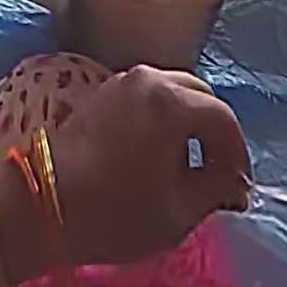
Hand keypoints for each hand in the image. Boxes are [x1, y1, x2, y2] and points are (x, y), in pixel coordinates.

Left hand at [52, 65, 249, 265]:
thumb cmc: (119, 206)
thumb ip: (216, 187)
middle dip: (213, 130)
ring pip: (172, 89)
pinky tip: (158, 150)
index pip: (222, 116)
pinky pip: (148, 94)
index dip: (237, 152)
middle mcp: (149, 78)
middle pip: (199, 93)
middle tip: (217, 170)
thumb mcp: (180, 208)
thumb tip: (234, 181)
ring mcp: (123, 80)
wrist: (49, 198)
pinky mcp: (105, 90)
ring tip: (187, 163)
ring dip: (188, 119)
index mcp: (172, 100)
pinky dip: (163, 115)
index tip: (237, 186)